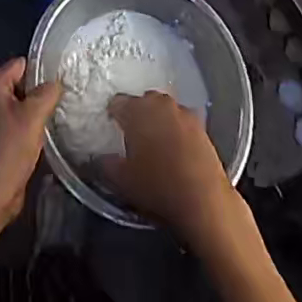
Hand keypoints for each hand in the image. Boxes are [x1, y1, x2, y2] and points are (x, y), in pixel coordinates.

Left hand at [0, 59, 61, 223]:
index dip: (42, 71)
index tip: (62, 83)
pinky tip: (45, 134)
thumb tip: (56, 81)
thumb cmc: (9, 151)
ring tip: (57, 116)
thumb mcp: (33, 117)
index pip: (21, 64)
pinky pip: (16, 121)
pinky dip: (29, 125)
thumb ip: (47, 92)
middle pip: (21, 83)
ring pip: (20, 104)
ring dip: (36, 111)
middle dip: (40, 92)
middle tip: (62, 101)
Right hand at [99, 92, 238, 239]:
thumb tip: (97, 158)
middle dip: (137, 114)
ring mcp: (185, 113)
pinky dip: (176, 130)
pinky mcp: (203, 127)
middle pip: (144, 101)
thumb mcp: (121, 180)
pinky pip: (182, 122)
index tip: (111, 126)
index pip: (118, 102)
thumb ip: (104, 164)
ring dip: (158, 120)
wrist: (204, 200)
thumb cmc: (157, 187)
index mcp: (137, 110)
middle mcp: (161, 104)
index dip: (113, 114)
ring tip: (155, 142)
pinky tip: (175, 150)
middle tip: (132, 136)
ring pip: (165, 109)